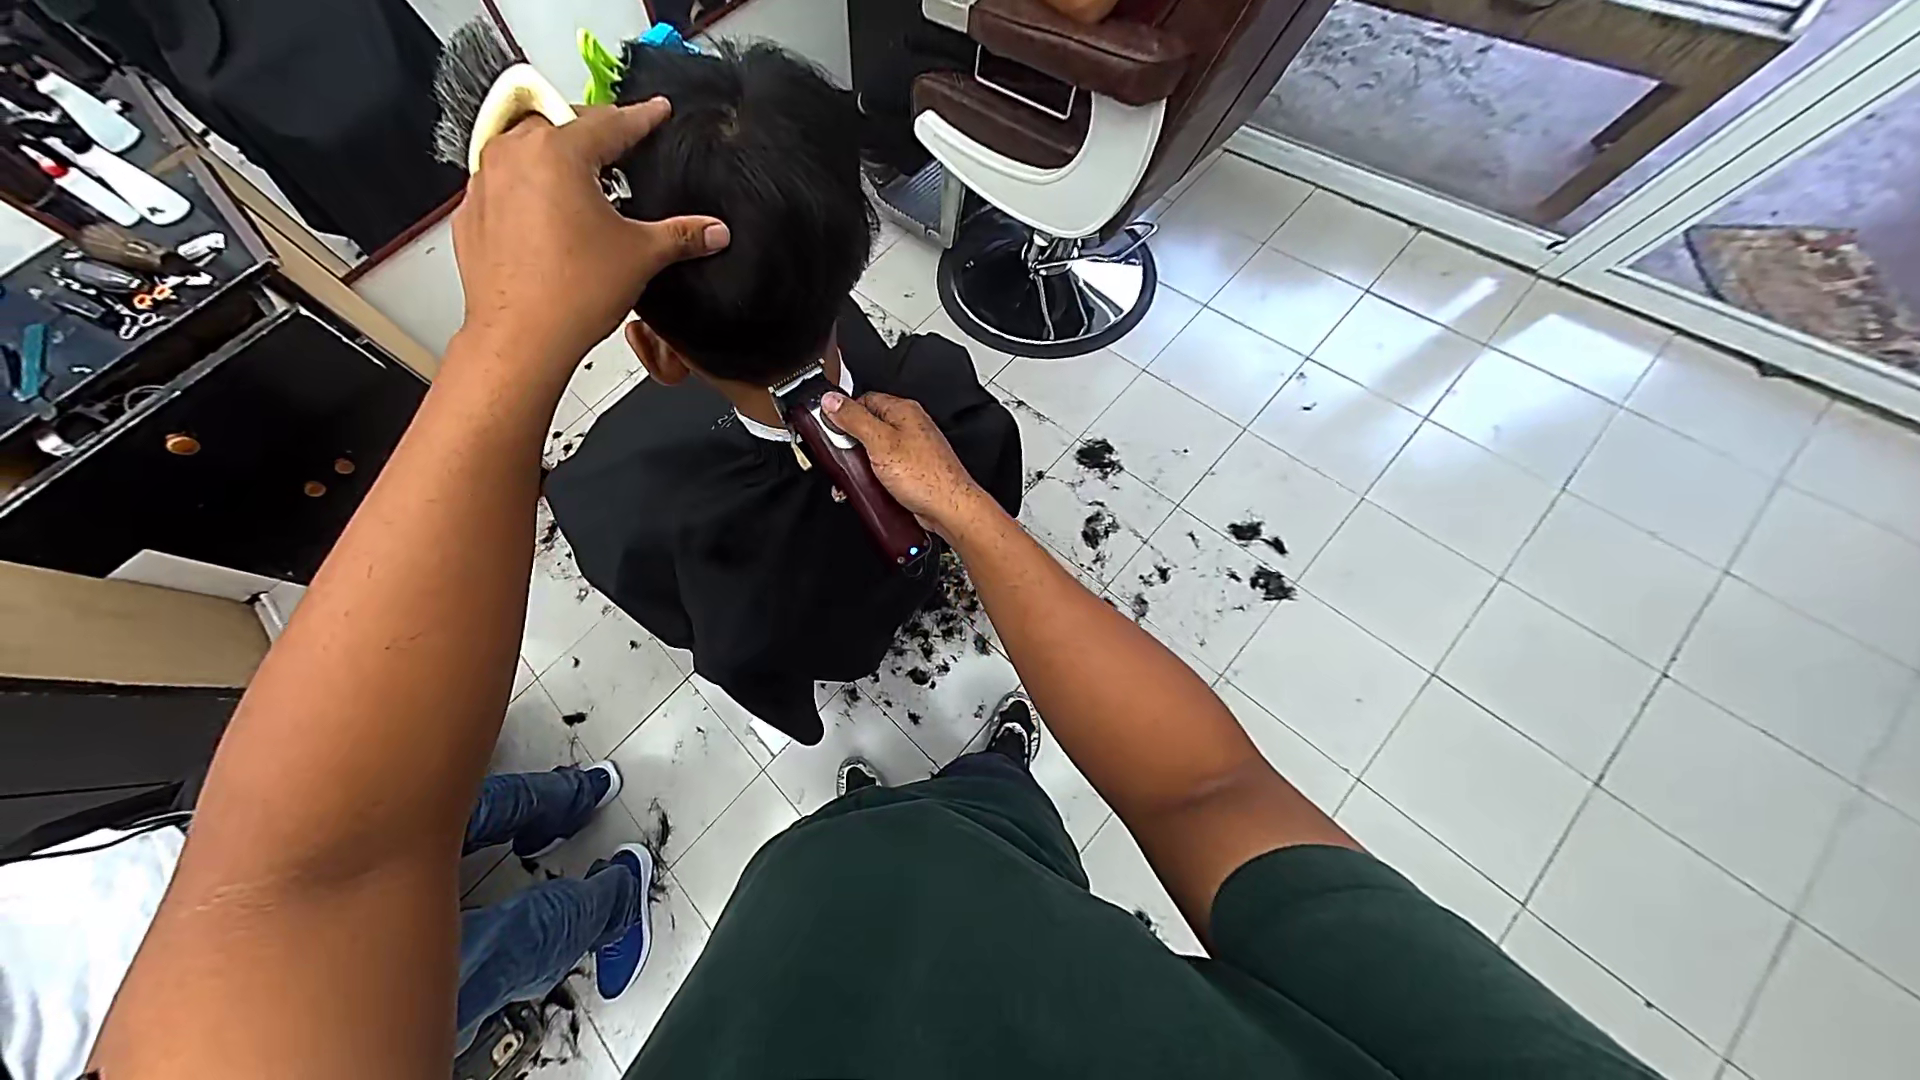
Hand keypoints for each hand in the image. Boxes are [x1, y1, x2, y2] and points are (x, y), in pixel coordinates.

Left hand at [450, 98, 729, 378]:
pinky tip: (556, 226)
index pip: (610, 123)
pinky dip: (533, 195)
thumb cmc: (570, 294)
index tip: (655, 112)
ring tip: (588, 190)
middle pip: (562, 127)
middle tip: (620, 149)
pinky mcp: (474, 215)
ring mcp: (486, 183)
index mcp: (558, 154)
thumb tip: (714, 231)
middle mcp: (513, 157)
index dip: (642, 118)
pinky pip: (506, 188)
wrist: (523, 336)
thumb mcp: (642, 256)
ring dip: (560, 163)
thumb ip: (682, 236)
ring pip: (528, 153)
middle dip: (594, 135)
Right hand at [822, 391, 998, 538]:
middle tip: (842, 457)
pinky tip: (869, 486)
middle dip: (849, 443)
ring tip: (854, 476)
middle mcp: (908, 427)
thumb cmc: (926, 477)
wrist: (949, 508)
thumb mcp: (879, 442)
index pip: (863, 399)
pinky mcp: (910, 471)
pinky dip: (872, 478)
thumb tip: (831, 401)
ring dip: (859, 464)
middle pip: (867, 426)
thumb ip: (853, 419)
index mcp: (903, 411)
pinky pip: (883, 469)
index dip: (844, 413)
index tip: (830, 428)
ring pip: (873, 451)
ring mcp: (910, 451)